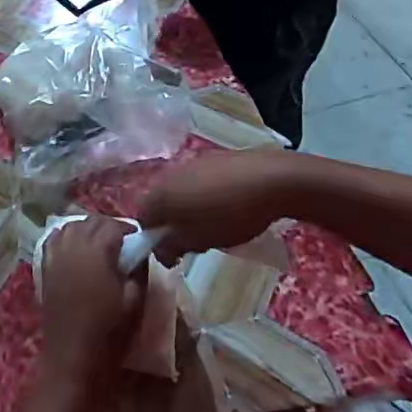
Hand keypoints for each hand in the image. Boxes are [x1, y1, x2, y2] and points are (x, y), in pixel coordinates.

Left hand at [40, 217, 143, 378]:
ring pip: (71, 226)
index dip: (127, 229)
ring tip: (99, 241)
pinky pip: (54, 239)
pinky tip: (75, 245)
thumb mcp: (134, 302)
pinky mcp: (45, 266)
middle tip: (121, 240)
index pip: (113, 226)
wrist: (72, 356)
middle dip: (108, 226)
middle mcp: (73, 245)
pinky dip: (66, 235)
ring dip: (86, 228)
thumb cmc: (107, 331)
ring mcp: (56, 254)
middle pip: (91, 221)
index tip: (137, 238)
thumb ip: (138, 272)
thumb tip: (139, 256)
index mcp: (97, 251)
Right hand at [137, 149, 299, 263]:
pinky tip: (227, 206)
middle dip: (172, 224)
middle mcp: (167, 174)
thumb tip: (159, 251)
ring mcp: (189, 163)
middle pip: (159, 204)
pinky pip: (196, 182)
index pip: (141, 218)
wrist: (269, 179)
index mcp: (159, 194)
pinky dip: (203, 196)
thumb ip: (171, 247)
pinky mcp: (210, 159)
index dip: (152, 238)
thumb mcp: (198, 240)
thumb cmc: (228, 215)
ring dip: (188, 210)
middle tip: (195, 242)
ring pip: (178, 192)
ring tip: (214, 226)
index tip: (173, 253)